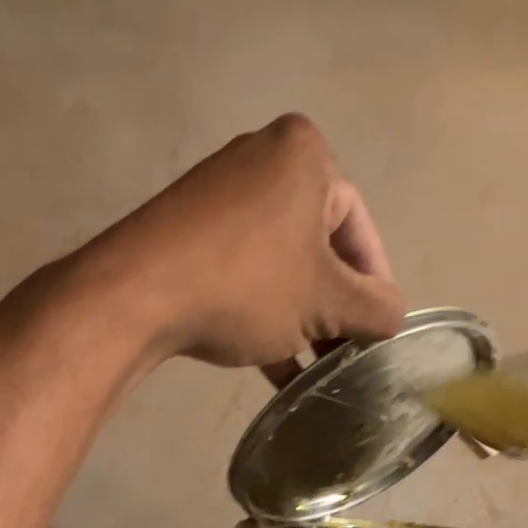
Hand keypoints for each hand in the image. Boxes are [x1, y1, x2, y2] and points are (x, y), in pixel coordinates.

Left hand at [78, 113, 405, 373]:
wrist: (135, 296)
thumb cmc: (248, 285)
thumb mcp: (327, 302)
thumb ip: (377, 310)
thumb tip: (392, 316)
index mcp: (306, 155)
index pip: (361, 233)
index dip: (374, 292)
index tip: (377, 338)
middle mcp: (263, 160)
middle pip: (320, 249)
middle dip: (333, 309)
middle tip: (344, 355)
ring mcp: (219, 194)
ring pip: (281, 266)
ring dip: (301, 321)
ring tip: (314, 371)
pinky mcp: (187, 231)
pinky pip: (244, 272)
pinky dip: (264, 314)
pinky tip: (279, 369)